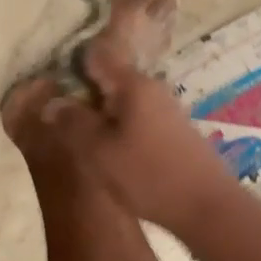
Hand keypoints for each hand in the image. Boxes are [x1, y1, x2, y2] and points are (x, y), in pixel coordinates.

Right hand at [2, 0, 239, 233]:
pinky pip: (135, 112)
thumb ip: (72, 122)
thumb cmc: (150, 175)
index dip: (72, 58)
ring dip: (100, 105)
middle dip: (84, 83)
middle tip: (58, 100)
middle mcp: (150, 86)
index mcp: (132, 83)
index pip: (97, 53)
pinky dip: (117, 119)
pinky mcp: (172, 128)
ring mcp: (164, 107)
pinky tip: (107, 140)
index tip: (52, 71)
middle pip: (110, 74)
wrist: (210, 208)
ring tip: (78, 125)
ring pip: (122, 95)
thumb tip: (50, 101)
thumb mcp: (99, 151)